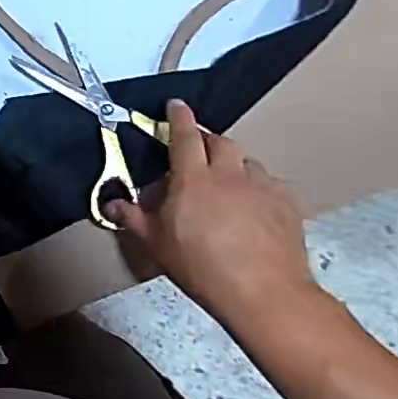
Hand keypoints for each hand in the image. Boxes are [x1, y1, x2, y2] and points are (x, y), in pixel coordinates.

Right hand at [103, 100, 321, 328]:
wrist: (263, 291)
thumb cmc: (203, 267)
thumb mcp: (156, 242)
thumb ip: (132, 217)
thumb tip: (111, 204)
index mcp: (193, 180)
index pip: (185, 137)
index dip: (179, 118)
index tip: (176, 106)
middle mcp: (229, 176)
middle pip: (220, 141)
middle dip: (207, 138)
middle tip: (195, 147)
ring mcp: (262, 188)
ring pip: (247, 161)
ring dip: (233, 162)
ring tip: (223, 180)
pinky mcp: (286, 205)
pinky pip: (269, 183)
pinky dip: (256, 185)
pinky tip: (250, 203)